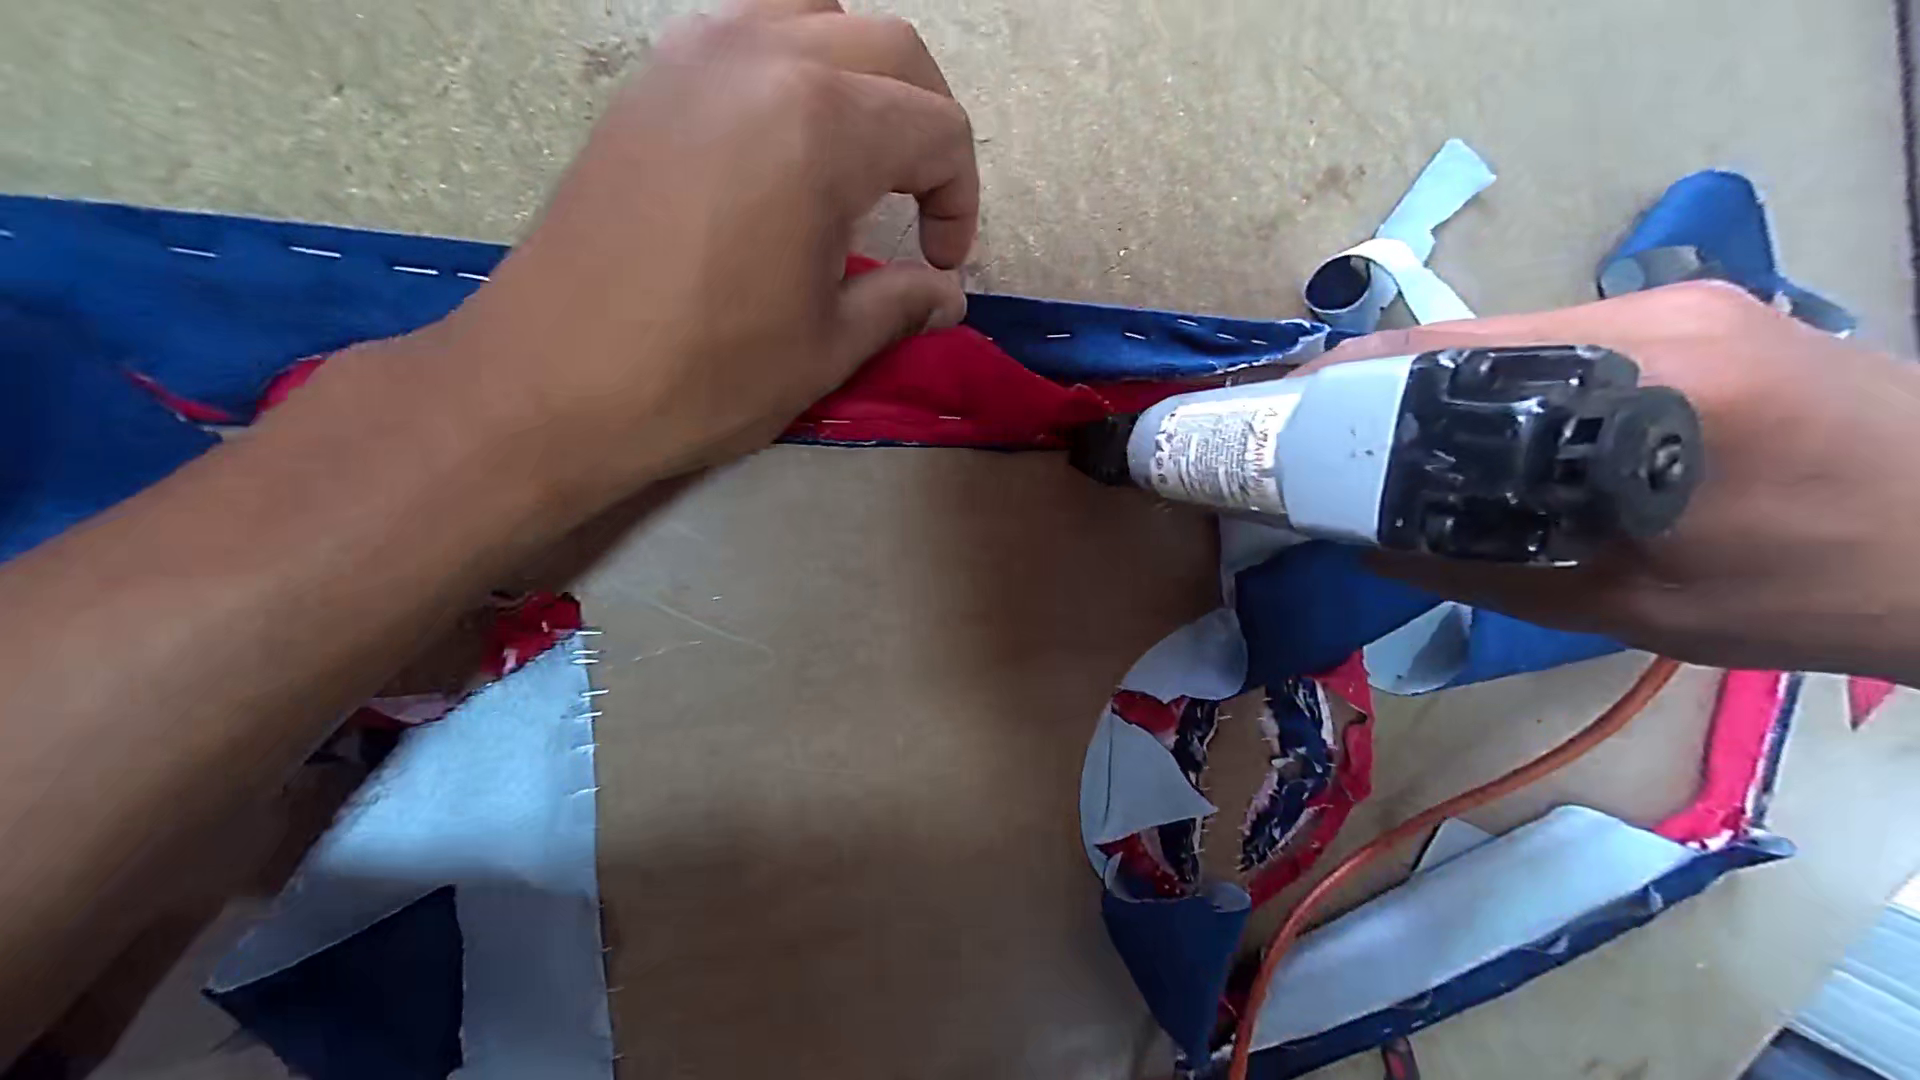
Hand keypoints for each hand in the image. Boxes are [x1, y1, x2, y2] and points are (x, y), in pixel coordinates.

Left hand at [435, 0, 976, 510]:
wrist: (553, 385)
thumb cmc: (707, 375)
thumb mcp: (827, 349)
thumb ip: (902, 303)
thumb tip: (948, 294)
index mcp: (821, 126)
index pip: (937, 127)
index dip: (960, 200)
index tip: (943, 264)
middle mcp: (761, 58)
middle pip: (891, 48)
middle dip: (929, 125)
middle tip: (923, 206)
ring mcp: (693, 55)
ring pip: (819, 20)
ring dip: (865, 85)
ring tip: (863, 166)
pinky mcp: (649, 80)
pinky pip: (750, 38)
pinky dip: (797, 77)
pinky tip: (790, 151)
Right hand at [1314, 282, 1919, 681]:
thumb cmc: (1813, 593)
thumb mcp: (1618, 601)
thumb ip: (1474, 570)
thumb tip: (1365, 549)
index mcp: (1645, 377)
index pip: (1447, 358)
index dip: (1349, 383)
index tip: (1286, 417)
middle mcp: (1657, 315)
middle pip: (1461, 337)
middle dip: (1368, 381)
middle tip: (1307, 429)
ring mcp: (1682, 306)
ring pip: (1501, 337)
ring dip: (1421, 382)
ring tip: (1361, 430)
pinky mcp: (1699, 317)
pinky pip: (1552, 343)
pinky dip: (1482, 382)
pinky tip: (1455, 423)